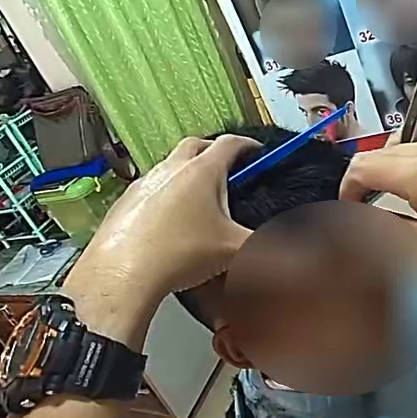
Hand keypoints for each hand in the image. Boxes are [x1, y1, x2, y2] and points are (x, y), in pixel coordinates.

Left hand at [69, 134, 261, 299]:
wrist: (121, 274)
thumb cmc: (177, 252)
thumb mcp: (233, 250)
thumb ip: (266, 248)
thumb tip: (295, 256)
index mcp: (202, 171)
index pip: (230, 143)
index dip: (248, 145)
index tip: (256, 151)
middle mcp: (171, 169)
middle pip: (196, 145)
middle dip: (214, 151)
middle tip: (229, 168)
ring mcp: (145, 183)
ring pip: (171, 165)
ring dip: (187, 172)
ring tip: (201, 198)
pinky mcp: (126, 202)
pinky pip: (151, 188)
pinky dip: (166, 194)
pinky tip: (171, 220)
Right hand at [337, 122, 416, 281]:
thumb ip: (389, 229)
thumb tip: (362, 225)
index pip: (362, 166)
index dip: (347, 190)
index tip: (348, 215)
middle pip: (381, 152)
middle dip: (367, 180)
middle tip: (368, 213)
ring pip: (405, 144)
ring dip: (392, 167)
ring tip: (397, 198)